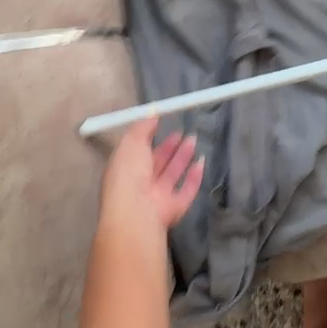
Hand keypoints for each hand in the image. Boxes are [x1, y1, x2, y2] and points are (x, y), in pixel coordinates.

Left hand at [98, 116, 204, 237]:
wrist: (136, 213)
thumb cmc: (129, 175)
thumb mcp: (131, 143)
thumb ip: (142, 128)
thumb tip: (152, 114)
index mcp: (125, 170)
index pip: (138, 152)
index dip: (150, 138)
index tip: (162, 124)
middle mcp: (140, 185)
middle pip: (158, 163)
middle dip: (170, 147)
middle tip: (182, 132)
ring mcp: (157, 198)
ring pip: (172, 175)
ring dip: (183, 157)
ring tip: (193, 139)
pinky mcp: (173, 209)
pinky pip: (186, 191)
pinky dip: (194, 177)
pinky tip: (201, 162)